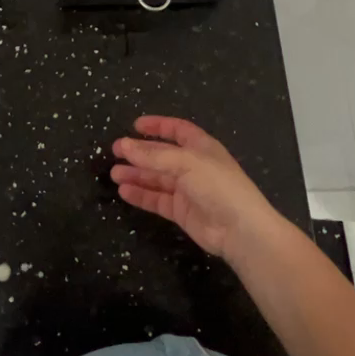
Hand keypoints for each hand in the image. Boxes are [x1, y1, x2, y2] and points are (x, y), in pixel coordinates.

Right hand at [111, 116, 285, 261]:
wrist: (240, 230)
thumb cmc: (218, 186)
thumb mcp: (186, 163)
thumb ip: (154, 155)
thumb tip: (125, 146)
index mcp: (201, 147)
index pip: (177, 130)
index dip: (158, 126)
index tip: (135, 125)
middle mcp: (193, 166)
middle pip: (162, 155)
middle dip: (140, 153)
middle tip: (115, 151)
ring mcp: (188, 190)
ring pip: (157, 178)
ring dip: (136, 174)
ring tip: (114, 174)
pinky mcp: (182, 211)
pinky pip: (157, 199)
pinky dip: (141, 195)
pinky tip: (124, 191)